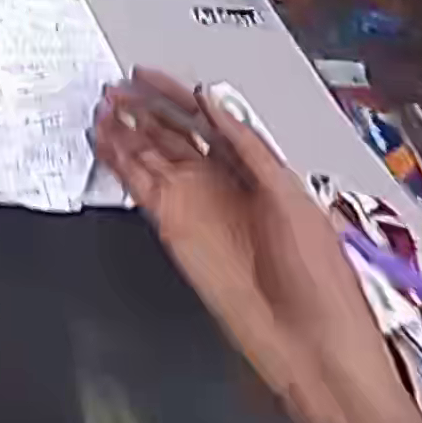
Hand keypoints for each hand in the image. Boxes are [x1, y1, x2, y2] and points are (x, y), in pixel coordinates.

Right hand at [95, 70, 421, 422]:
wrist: (308, 346)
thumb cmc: (320, 282)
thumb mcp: (293, 198)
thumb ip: (248, 146)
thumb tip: (215, 101)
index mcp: (251, 170)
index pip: (204, 119)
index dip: (174, 94)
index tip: (146, 76)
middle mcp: (216, 181)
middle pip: (169, 131)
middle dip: (140, 106)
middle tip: (115, 89)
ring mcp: (189, 200)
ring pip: (146, 151)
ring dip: (122, 127)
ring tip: (101, 107)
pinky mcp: (168, 221)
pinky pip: (134, 180)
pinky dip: (114, 157)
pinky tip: (101, 139)